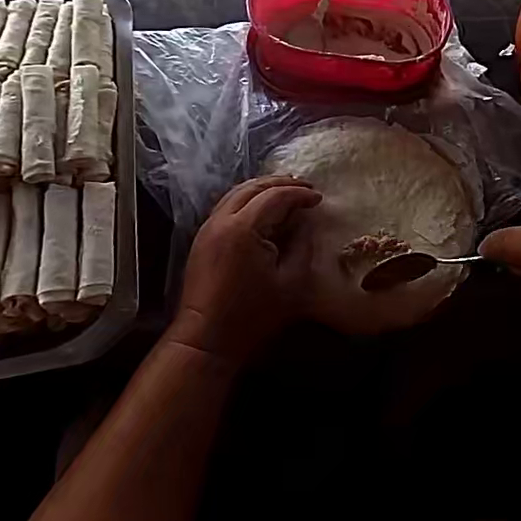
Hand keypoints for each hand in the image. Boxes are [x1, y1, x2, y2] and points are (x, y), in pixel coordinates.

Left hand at [169, 176, 320, 363]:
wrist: (206, 337)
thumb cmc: (252, 315)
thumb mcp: (291, 283)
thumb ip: (302, 247)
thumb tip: (306, 223)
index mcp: (244, 228)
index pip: (275, 197)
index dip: (299, 194)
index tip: (319, 198)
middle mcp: (221, 220)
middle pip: (252, 187)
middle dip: (281, 183)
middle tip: (304, 187)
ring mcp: (207, 228)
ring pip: (236, 193)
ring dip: (262, 189)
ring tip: (286, 192)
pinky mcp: (201, 239)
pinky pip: (226, 207)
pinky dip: (247, 200)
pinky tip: (261, 210)